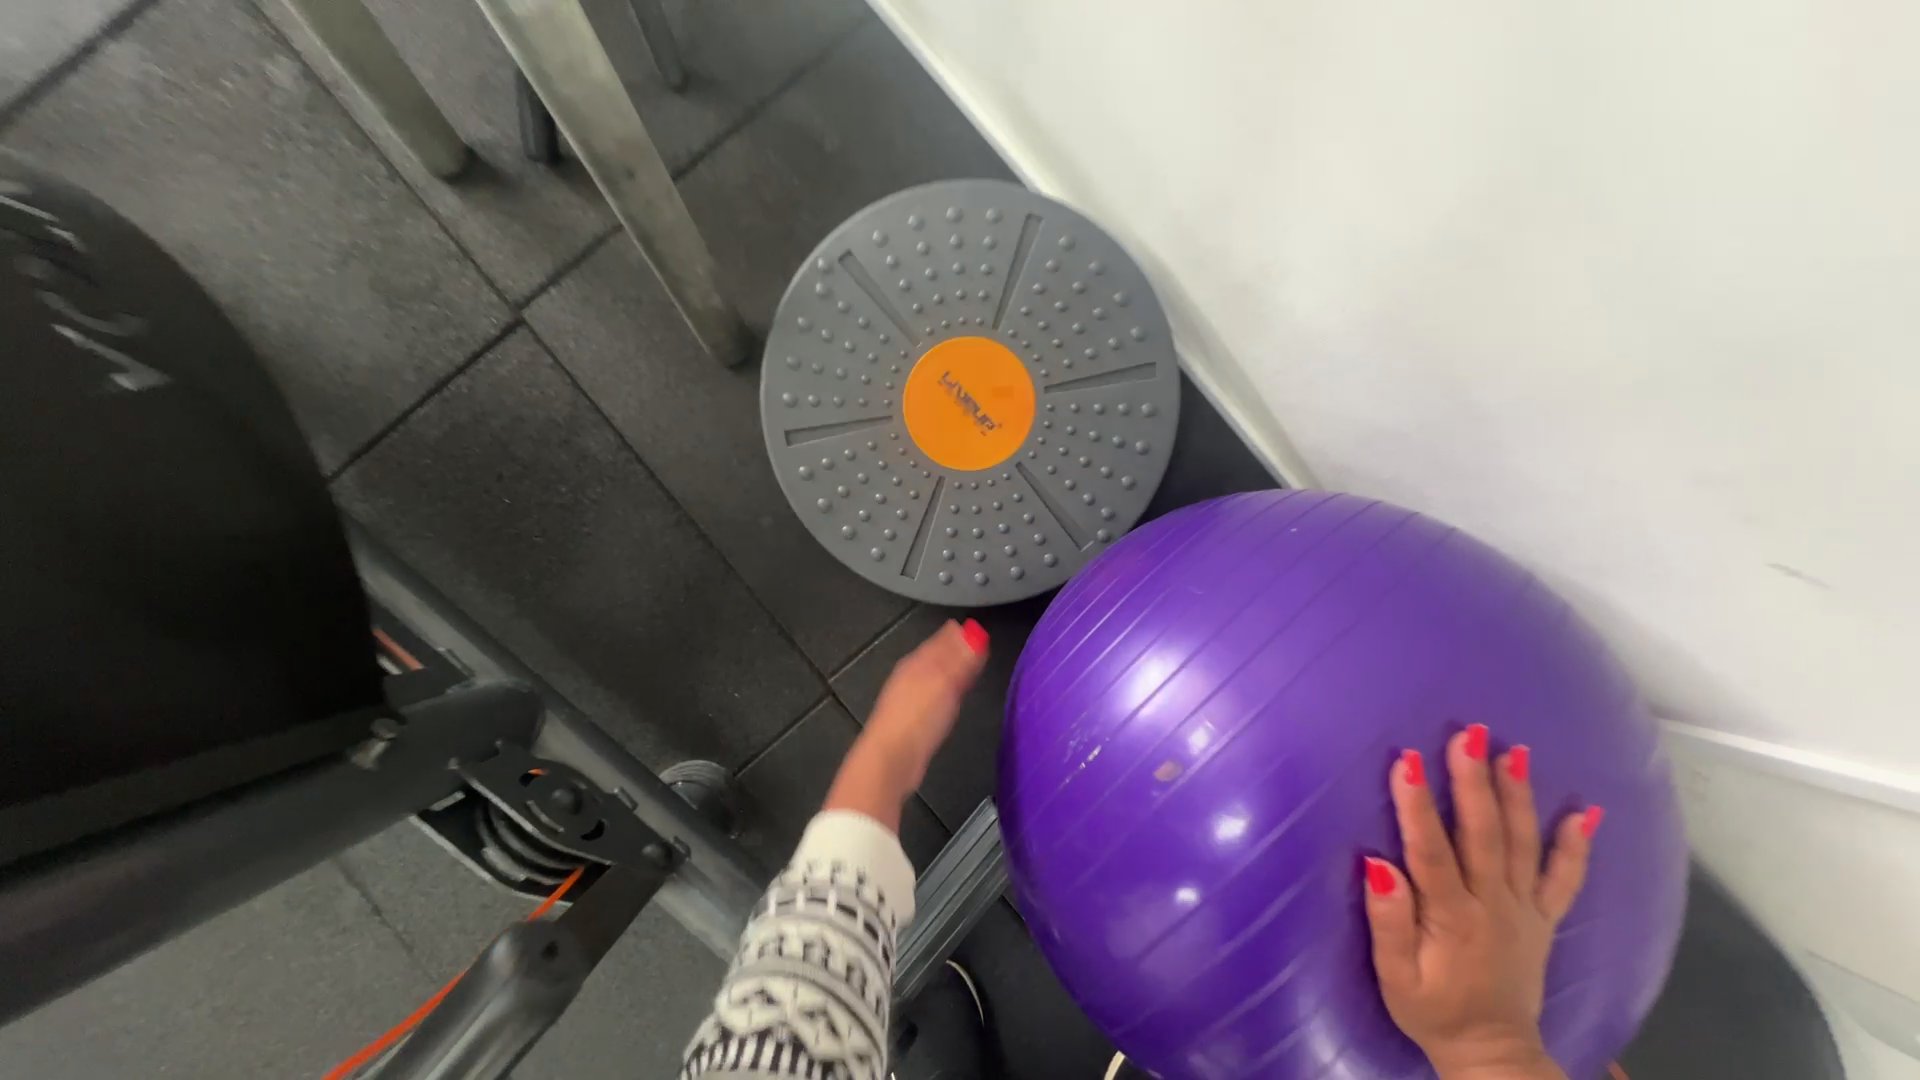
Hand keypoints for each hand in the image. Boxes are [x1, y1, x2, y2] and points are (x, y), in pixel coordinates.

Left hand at [823, 619, 988, 830]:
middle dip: (955, 650)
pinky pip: (933, 695)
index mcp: (916, 662)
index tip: (978, 630)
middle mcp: (910, 675)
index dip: (959, 634)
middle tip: (976, 646)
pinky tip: (950, 698)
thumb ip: (960, 659)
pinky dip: (945, 690)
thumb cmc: (919, 717)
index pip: (940, 640)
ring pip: (933, 675)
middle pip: (935, 656)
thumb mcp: (945, 683)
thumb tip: (974, 633)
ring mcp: (908, 698)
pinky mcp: (911, 720)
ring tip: (968, 668)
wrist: (891, 759)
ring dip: (950, 670)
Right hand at [1362, 724, 1601, 1079]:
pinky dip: (1576, 845)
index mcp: (1451, 917)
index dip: (1416, 805)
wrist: (1492, 1054)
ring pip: (1522, 845)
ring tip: (1514, 752)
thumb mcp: (1394, 975)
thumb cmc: (1430, 1009)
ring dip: (1517, 796)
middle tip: (1470, 734)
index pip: (1431, 851)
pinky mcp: (1543, 919)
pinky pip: (1564, 879)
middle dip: (1474, 781)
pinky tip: (1585, 812)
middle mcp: (1493, 905)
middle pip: (1483, 835)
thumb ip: (1388, 921)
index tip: (1406, 760)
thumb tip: (1378, 865)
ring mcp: (1524, 910)